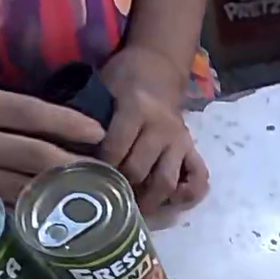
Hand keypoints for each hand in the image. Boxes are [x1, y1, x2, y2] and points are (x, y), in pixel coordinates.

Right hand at [0, 57, 103, 201]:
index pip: (26, 111)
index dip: (67, 121)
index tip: (98, 131)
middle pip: (32, 154)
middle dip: (72, 165)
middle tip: (106, 175)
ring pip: (18, 187)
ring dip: (55, 194)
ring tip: (86, 200)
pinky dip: (19, 214)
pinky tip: (43, 220)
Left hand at [98, 46, 209, 212]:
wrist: (159, 69)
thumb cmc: (124, 81)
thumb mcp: (103, 90)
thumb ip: (93, 120)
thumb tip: (80, 157)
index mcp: (137, 108)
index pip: (116, 149)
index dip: (101, 168)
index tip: (90, 178)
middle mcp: (162, 127)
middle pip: (140, 170)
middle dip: (122, 188)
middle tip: (108, 197)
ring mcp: (180, 141)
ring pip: (166, 181)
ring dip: (150, 200)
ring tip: (135, 209)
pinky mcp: (192, 150)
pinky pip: (199, 179)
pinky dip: (188, 195)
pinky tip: (171, 202)